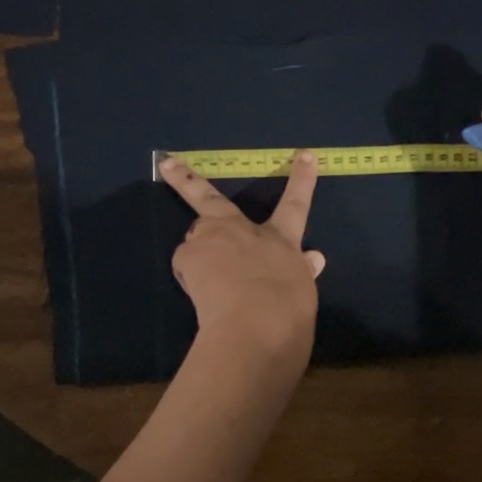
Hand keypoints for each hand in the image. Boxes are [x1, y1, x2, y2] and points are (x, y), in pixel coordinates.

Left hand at [159, 151, 325, 356]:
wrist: (257, 326)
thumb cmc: (288, 313)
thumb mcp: (302, 291)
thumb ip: (301, 272)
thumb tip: (314, 259)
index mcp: (280, 241)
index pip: (295, 205)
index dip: (301, 180)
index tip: (305, 155)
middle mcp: (244, 231)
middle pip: (210, 199)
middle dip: (187, 179)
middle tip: (167, 164)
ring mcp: (212, 238)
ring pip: (197, 240)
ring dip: (198, 253)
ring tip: (209, 284)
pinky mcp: (188, 255)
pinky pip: (187, 268)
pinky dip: (192, 280)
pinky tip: (203, 297)